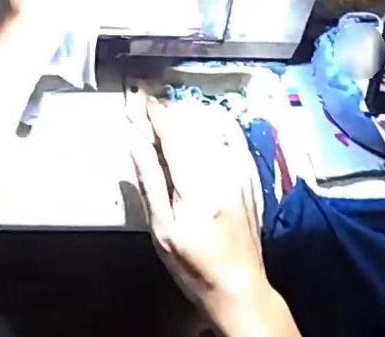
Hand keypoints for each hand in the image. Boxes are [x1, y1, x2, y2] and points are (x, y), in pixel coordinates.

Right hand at [129, 94, 299, 336]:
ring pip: (210, 123)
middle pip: (191, 123)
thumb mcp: (162, 230)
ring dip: (187, 114)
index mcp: (197, 184)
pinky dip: (212, 121)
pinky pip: (230, 131)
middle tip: (149, 108)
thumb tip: (135, 141)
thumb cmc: (194, 265)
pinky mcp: (249, 169)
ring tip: (169, 117)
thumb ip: (149, 180)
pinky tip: (200, 121)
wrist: (238, 284)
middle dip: (168, 111)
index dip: (154, 112)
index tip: (139, 99)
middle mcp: (222, 167)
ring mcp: (239, 165)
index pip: (173, 132)